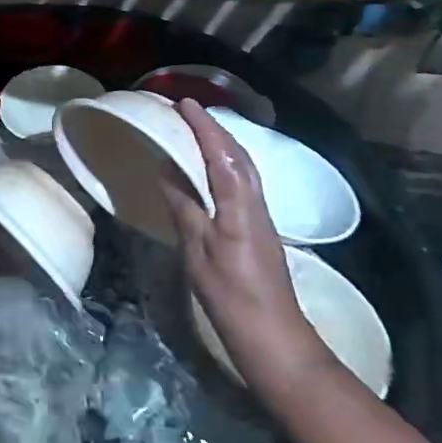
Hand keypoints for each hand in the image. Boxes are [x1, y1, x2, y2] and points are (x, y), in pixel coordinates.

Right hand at [161, 100, 331, 396]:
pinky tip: (209, 169)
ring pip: (245, 170)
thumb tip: (166, 171)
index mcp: (241, 208)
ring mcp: (260, 219)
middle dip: (215, 129)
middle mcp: (256, 207)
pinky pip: (241, 184)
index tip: (184, 103)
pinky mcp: (257, 231)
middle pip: (240, 157)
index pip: (223, 156)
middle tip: (187, 111)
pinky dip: (225, 164)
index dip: (204, 127)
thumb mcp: (198, 252)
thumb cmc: (232, 296)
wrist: (275, 339)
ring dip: (222, 144)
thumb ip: (184, 208)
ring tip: (196, 130)